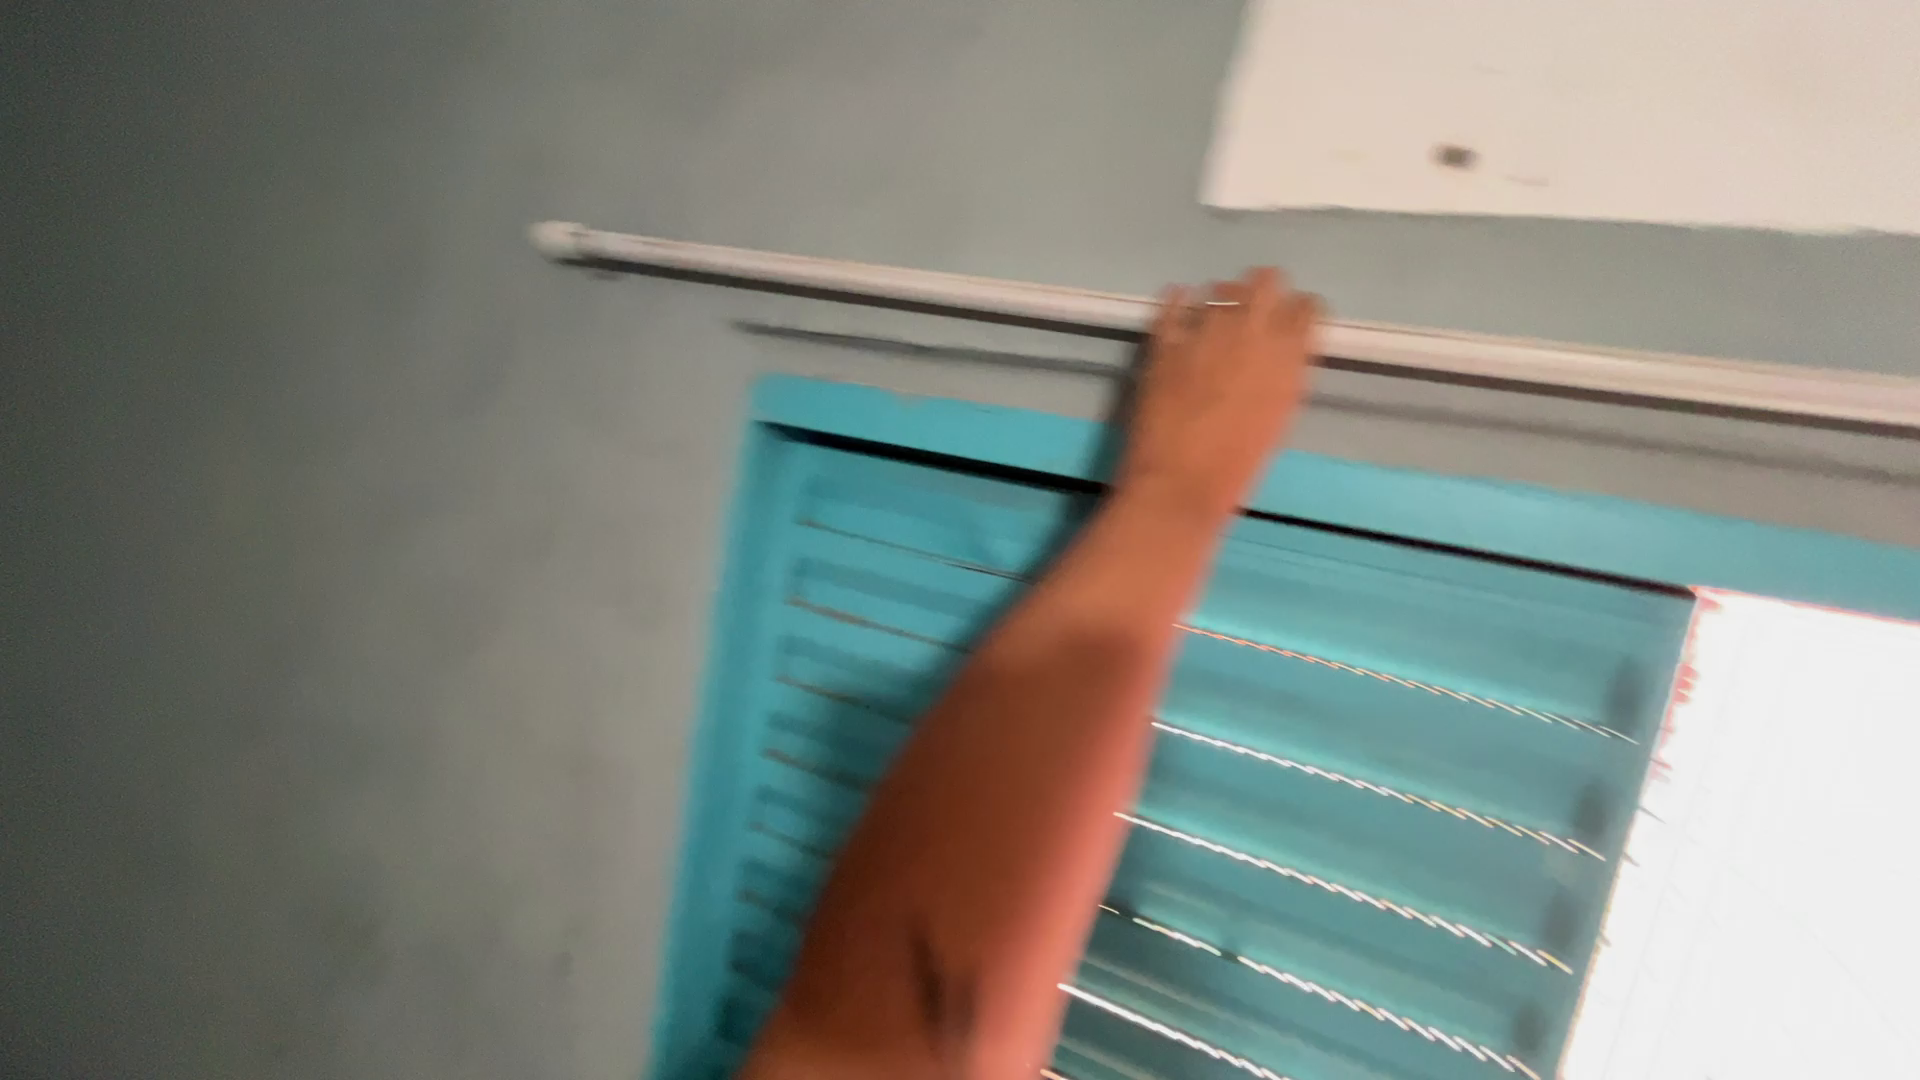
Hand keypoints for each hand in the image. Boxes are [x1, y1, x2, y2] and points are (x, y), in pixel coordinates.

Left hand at [1117, 267, 1321, 523]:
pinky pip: (1172, 302)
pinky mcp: (1164, 340)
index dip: (1294, 313)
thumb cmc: (1235, 466)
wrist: (1179, 482)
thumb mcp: (1278, 417)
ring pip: (1220, 288)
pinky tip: (1177, 307)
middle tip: (1246, 315)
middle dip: (1259, 293)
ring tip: (1210, 321)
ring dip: (1219, 300)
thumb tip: (1277, 355)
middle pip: (1266, 281)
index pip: (1307, 307)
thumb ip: (1282, 376)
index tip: (1284, 324)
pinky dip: (1176, 302)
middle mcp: (1253, 330)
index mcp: (1290, 356)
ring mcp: (1205, 330)